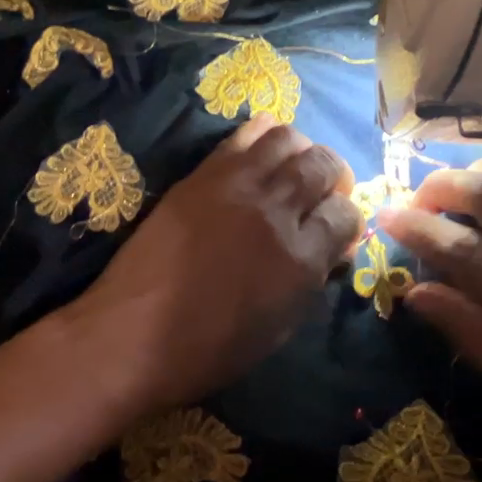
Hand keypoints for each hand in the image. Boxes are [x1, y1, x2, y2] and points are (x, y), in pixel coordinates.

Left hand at [72, 114, 363, 411]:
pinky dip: (264, 136)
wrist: (134, 332)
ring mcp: (237, 184)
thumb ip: (311, 279)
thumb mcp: (279, 327)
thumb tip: (330, 247)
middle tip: (323, 191)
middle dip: (333, 176)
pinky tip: (260, 156)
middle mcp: (275, 210)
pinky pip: (246, 133)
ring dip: (301, 151)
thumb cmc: (209, 348)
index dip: (347, 220)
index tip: (336, 229)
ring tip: (291, 169)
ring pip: (289, 137)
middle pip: (323, 165)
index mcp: (299, 260)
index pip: (346, 214)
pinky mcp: (204, 171)